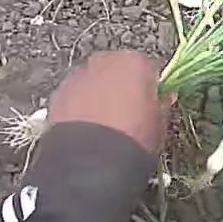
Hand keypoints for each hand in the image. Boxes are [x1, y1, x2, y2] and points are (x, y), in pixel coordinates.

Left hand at [46, 51, 164, 154]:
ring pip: (94, 79)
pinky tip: (86, 126)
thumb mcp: (160, 123)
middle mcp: (106, 61)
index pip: (149, 68)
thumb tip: (163, 98)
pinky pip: (75, 94)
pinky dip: (79, 104)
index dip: (150, 86)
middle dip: (121, 85)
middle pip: (118, 68)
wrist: (92, 160)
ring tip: (103, 121)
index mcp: (136, 63)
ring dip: (99, 93)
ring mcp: (79, 75)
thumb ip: (162, 104)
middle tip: (126, 111)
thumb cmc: (133, 138)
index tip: (151, 101)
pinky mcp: (59, 92)